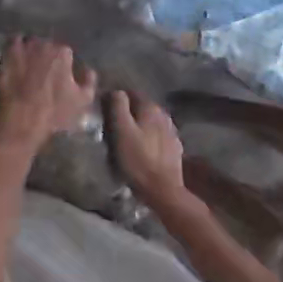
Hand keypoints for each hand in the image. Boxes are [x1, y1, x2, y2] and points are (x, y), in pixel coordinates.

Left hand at [0, 36, 96, 151]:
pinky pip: (13, 43)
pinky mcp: (7, 54)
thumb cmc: (54, 112)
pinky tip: (15, 57)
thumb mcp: (82, 101)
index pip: (65, 52)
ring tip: (28, 63)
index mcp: (62, 53)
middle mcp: (43, 44)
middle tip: (44, 70)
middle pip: (47, 45)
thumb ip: (89, 81)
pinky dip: (15, 47)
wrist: (22, 120)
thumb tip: (89, 70)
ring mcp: (23, 47)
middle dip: (46, 55)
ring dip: (30, 50)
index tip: (60, 74)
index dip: (63, 64)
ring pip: (29, 42)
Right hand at [110, 90, 186, 206]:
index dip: (118, 99)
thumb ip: (118, 106)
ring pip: (152, 122)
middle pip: (143, 107)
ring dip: (141, 125)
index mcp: (150, 108)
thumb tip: (117, 91)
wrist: (163, 190)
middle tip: (115, 124)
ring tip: (129, 137)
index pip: (132, 93)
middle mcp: (164, 115)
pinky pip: (159, 136)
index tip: (107, 109)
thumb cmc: (137, 159)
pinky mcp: (175, 148)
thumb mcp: (121, 130)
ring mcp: (172, 132)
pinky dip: (150, 138)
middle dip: (130, 112)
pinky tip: (144, 148)